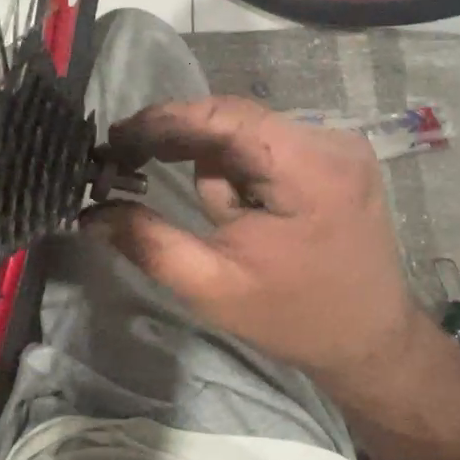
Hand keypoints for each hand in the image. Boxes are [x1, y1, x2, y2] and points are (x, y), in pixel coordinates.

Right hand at [84, 96, 429, 387]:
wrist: (369, 342)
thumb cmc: (292, 317)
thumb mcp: (210, 286)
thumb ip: (147, 242)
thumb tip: (90, 213)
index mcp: (310, 169)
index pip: (226, 117)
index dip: (165, 119)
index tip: (116, 137)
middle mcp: (330, 142)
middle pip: (232, 119)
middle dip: (180, 142)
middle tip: (126, 163)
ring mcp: (338, 146)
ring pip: (244, 131)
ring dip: (213, 162)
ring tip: (219, 220)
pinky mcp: (334, 157)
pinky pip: (264, 144)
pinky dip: (236, 167)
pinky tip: (237, 210)